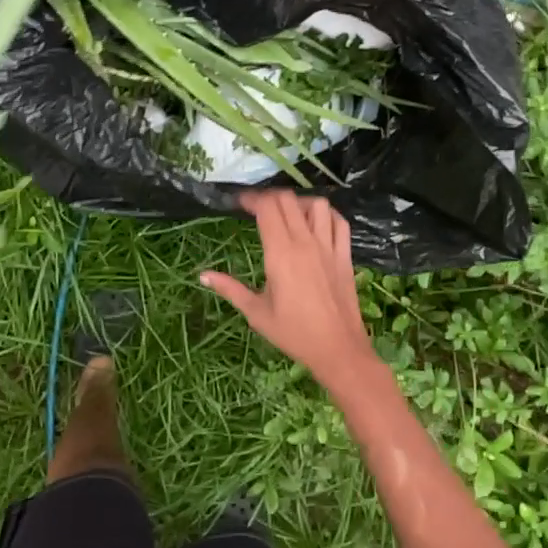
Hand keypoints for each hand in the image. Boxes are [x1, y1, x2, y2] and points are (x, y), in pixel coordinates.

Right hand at [201, 190, 379, 393]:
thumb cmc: (294, 333)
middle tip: (258, 207)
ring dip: (300, 202)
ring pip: (317, 205)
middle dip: (270, 197)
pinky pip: (339, 222)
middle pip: (288, 200)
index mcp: (280, 254)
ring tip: (289, 213)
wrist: (338, 350)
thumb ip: (230, 289)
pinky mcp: (345, 255)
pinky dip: (327, 215)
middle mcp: (305, 243)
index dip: (251, 199)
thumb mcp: (256, 313)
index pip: (266, 209)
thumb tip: (202, 275)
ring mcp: (329, 247)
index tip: (239, 202)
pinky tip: (317, 223)